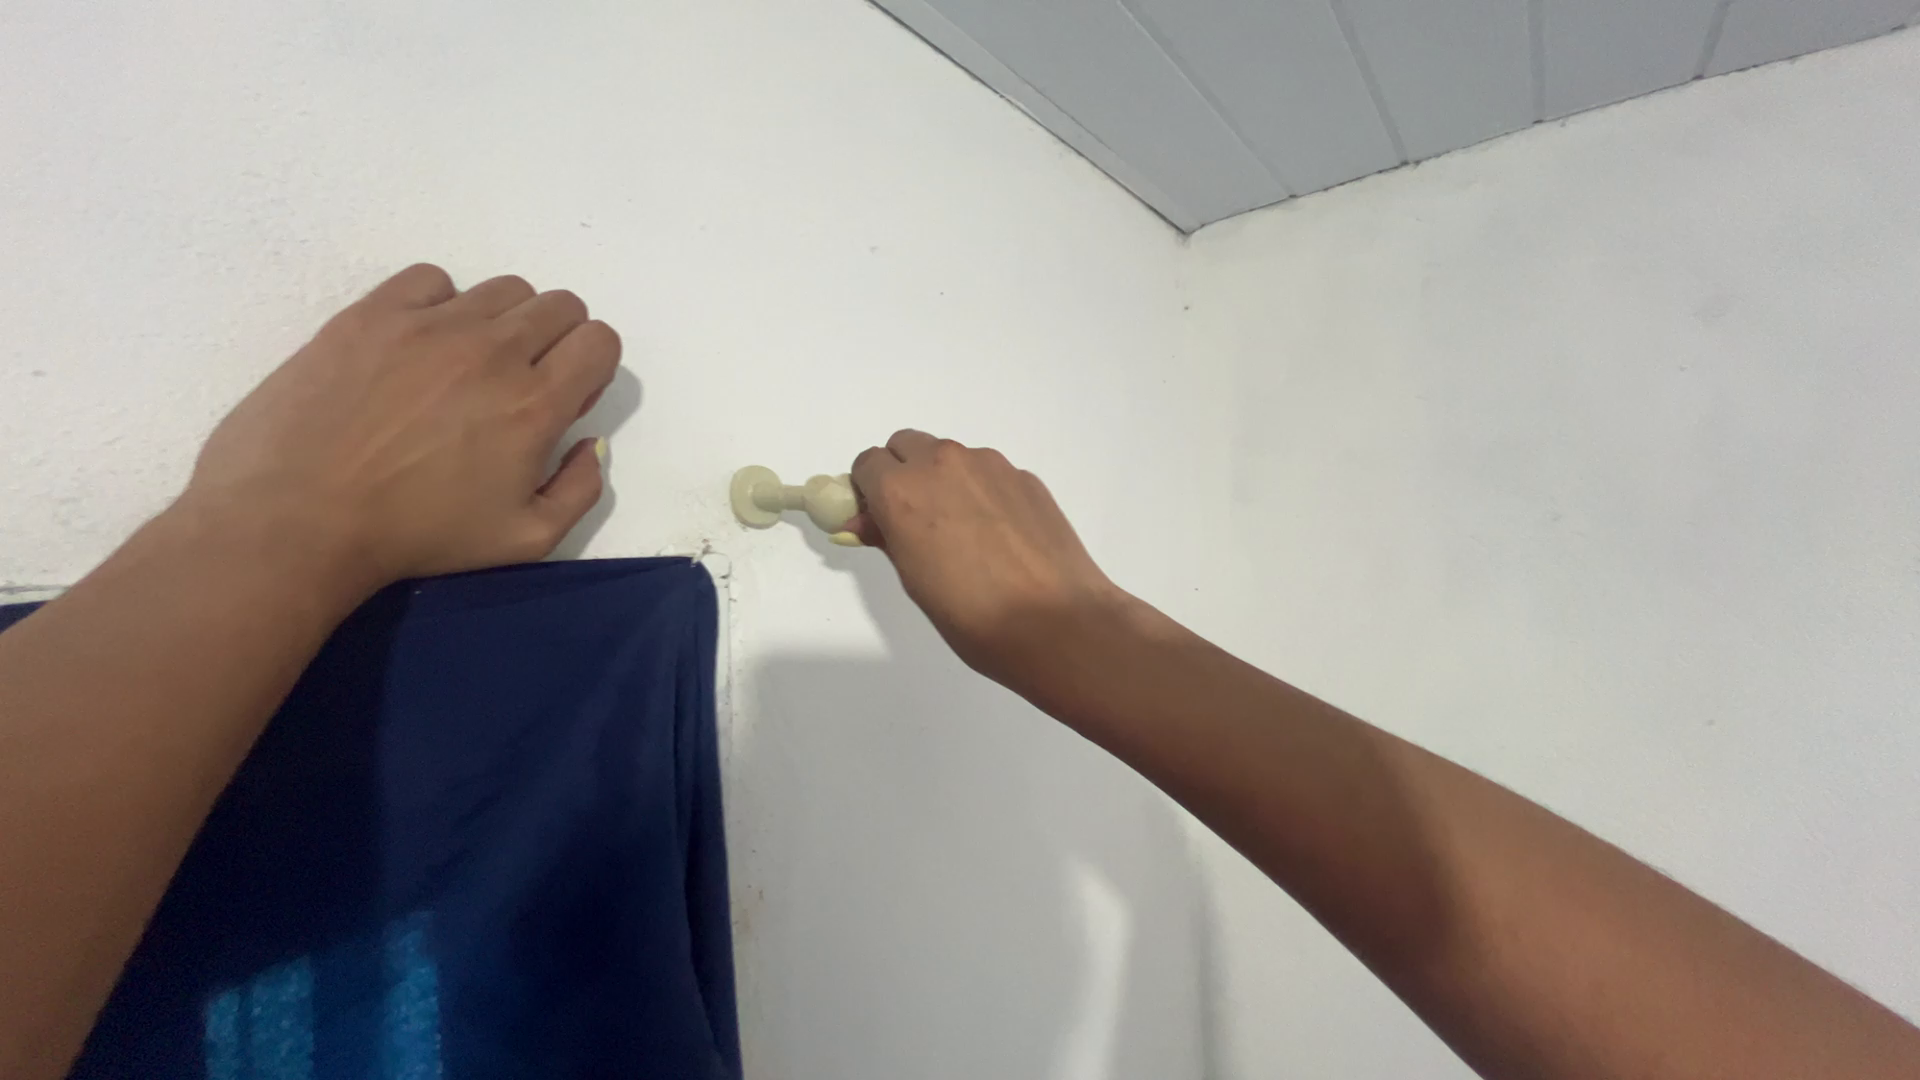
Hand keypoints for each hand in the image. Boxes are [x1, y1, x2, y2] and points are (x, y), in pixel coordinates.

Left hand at [183, 264, 619, 587]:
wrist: (296, 520)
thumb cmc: (420, 535)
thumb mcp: (530, 538)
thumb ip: (582, 488)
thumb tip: (589, 442)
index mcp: (536, 405)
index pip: (600, 341)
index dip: (594, 367)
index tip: (567, 398)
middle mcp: (493, 352)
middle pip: (561, 305)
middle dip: (561, 340)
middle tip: (525, 381)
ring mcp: (428, 325)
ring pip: (505, 289)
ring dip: (508, 321)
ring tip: (472, 364)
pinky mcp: (371, 314)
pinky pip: (432, 279)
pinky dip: (443, 304)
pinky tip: (423, 346)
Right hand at [847, 430, 1129, 687]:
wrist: (1056, 622)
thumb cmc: (971, 615)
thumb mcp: (914, 581)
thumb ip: (887, 536)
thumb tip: (868, 520)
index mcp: (903, 490)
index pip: (867, 464)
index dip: (868, 490)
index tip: (879, 519)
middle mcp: (943, 463)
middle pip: (907, 445)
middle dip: (902, 473)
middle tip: (916, 519)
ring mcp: (990, 465)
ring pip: (950, 457)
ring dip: (944, 480)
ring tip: (966, 533)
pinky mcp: (1025, 477)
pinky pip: (989, 473)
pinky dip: (983, 492)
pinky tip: (1001, 536)